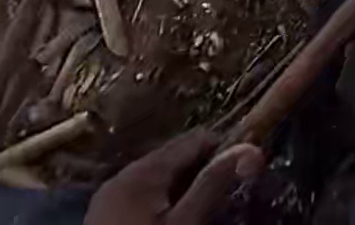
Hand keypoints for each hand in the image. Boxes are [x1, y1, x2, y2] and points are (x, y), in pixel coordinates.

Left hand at [86, 130, 264, 224]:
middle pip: (178, 156)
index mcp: (142, 171)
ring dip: (184, 189)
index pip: (197, 138)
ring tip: (198, 215)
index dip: (223, 151)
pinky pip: (143, 196)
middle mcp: (123, 176)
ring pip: (161, 177)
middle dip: (202, 172)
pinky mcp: (102, 220)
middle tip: (220, 200)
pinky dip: (163, 203)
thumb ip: (214, 183)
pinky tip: (171, 224)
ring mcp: (108, 199)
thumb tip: (252, 147)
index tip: (241, 173)